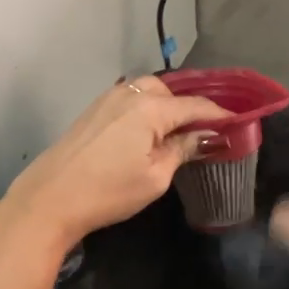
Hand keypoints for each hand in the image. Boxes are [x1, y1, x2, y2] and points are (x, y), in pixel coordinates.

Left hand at [0, 75, 230, 250]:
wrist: (50, 197)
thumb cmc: (108, 191)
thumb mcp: (155, 176)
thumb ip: (181, 149)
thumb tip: (204, 135)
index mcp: (149, 107)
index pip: (194, 105)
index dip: (218, 114)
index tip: (238, 124)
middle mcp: (128, 93)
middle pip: (168, 91)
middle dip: (187, 107)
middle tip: (201, 132)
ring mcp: (105, 100)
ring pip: (144, 92)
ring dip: (163, 107)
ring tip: (173, 134)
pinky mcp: (91, 111)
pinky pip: (127, 100)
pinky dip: (142, 110)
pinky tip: (145, 133)